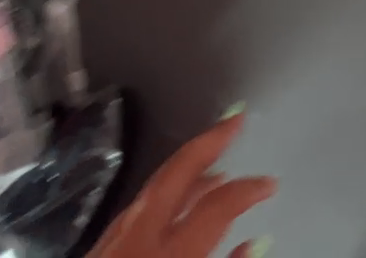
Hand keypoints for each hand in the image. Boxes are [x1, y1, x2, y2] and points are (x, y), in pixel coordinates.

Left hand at [88, 114, 277, 257]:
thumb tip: (252, 247)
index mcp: (168, 255)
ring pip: (154, 189)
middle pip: (177, 174)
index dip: (248, 190)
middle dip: (209, 142)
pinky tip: (172, 207)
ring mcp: (110, 243)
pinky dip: (164, 196)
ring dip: (187, 170)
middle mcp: (137, 239)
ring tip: (215, 167)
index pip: (218, 206)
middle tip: (236, 120)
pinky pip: (137, 210)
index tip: (271, 185)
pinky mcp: (95, 254)